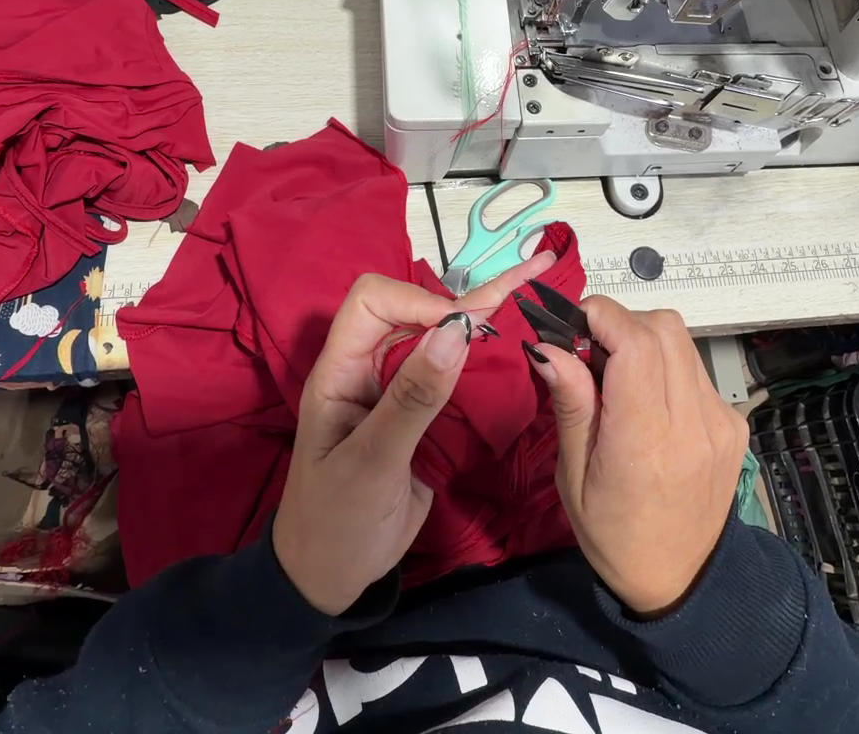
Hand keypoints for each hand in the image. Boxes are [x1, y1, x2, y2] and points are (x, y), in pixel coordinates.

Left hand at [273, 252, 557, 614]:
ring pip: (433, 333)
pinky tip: (506, 330)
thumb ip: (413, 399)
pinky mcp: (418, 410)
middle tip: (525, 281)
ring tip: (528, 284)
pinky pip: (448, 368)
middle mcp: (366, 369)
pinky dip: (477, 347)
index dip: (419, 302)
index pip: (373, 302)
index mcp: (339, 371)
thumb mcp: (373, 464)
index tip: (464, 330)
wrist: (330, 577)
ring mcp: (393, 388)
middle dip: (462, 295)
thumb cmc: (338, 522)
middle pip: (410, 307)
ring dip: (476, 311)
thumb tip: (456, 332)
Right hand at [526, 297, 746, 616]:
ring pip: (681, 340)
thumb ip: (570, 404)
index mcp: (646, 441)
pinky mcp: (734, 422)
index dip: (601, 315)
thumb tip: (548, 345)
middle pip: (662, 328)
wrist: (683, 581)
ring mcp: (721, 420)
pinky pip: (694, 367)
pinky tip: (648, 399)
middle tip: (589, 352)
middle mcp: (693, 423)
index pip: (635, 343)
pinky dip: (664, 364)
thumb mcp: (572, 477)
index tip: (571, 322)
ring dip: (642, 340)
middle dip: (619, 323)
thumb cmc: (613, 535)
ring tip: (616, 377)